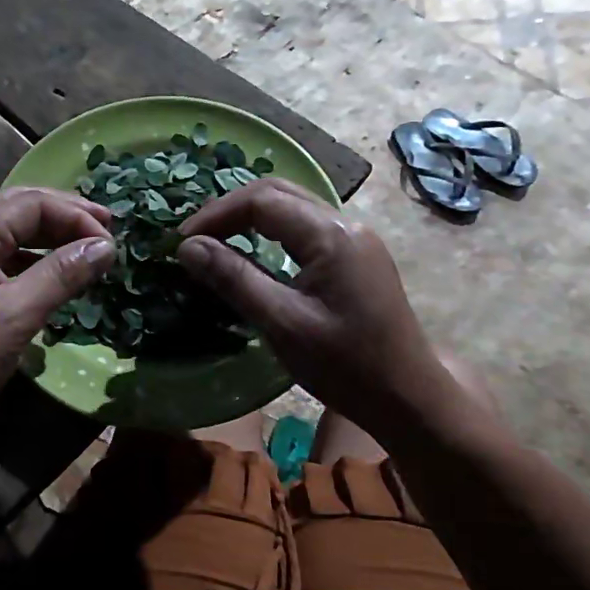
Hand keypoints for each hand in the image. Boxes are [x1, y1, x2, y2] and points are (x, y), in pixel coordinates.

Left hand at [0, 188, 115, 429]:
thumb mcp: (13, 316)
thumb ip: (60, 276)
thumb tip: (107, 246)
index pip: (30, 204)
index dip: (74, 214)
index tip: (111, 242)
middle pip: (23, 212)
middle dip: (67, 216)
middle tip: (109, 229)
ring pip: (19, 239)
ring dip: (57, 240)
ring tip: (94, 251)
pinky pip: (15, 267)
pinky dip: (44, 266)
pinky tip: (66, 280)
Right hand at [175, 178, 456, 431]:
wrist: (408, 397)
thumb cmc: (346, 366)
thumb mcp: (283, 323)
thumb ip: (234, 279)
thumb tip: (187, 247)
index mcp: (331, 235)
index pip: (262, 200)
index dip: (215, 215)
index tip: (181, 242)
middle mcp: (346, 225)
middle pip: (279, 193)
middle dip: (231, 209)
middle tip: (195, 239)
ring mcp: (356, 239)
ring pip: (294, 208)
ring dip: (252, 218)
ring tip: (216, 243)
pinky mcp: (357, 258)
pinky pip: (307, 228)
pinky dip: (273, 233)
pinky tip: (254, 255)